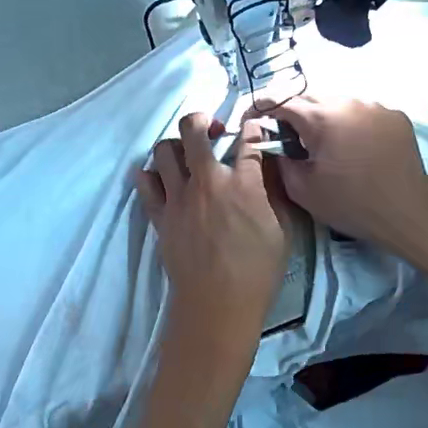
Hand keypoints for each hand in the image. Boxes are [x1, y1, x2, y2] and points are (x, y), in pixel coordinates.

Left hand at [136, 113, 287, 355]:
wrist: (216, 307)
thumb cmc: (257, 271)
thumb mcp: (282, 230)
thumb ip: (274, 193)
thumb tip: (268, 168)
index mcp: (243, 184)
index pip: (248, 139)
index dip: (252, 128)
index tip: (253, 129)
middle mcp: (207, 181)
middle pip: (193, 130)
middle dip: (202, 120)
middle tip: (212, 131)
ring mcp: (178, 197)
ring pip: (163, 150)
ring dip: (176, 145)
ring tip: (186, 155)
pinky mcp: (159, 216)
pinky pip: (144, 183)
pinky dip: (150, 174)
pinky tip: (160, 177)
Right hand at [268, 96, 427, 265]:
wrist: (407, 214)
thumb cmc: (351, 204)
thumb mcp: (302, 189)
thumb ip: (279, 159)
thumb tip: (270, 142)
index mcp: (321, 118)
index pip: (282, 101)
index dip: (264, 111)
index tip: (255, 124)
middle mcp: (348, 101)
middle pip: (311, 99)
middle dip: (296, 115)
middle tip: (291, 139)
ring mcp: (376, 106)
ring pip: (340, 103)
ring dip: (328, 118)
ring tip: (329, 145)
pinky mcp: (395, 115)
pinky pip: (365, 113)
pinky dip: (354, 124)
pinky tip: (358, 147)